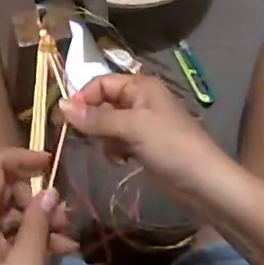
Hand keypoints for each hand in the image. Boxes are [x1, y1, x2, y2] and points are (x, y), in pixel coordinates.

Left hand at [0, 150, 75, 264]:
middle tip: (65, 222)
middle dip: (38, 201)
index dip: (24, 158)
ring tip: (68, 244)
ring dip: (39, 224)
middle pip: (6, 191)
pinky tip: (57, 254)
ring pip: (9, 214)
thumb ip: (39, 223)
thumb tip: (50, 193)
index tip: (52, 164)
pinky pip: (5, 234)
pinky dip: (29, 240)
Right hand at [59, 74, 223, 201]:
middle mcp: (140, 100)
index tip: (66, 119)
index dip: (83, 97)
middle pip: (103, 103)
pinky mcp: (143, 144)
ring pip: (108, 124)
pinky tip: (120, 161)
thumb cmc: (169, 145)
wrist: (202, 181)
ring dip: (104, 138)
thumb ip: (96, 118)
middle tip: (89, 139)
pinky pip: (117, 141)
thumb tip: (61, 106)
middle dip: (94, 121)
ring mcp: (142, 123)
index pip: (101, 83)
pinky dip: (115, 150)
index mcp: (140, 86)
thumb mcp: (131, 127)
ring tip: (114, 152)